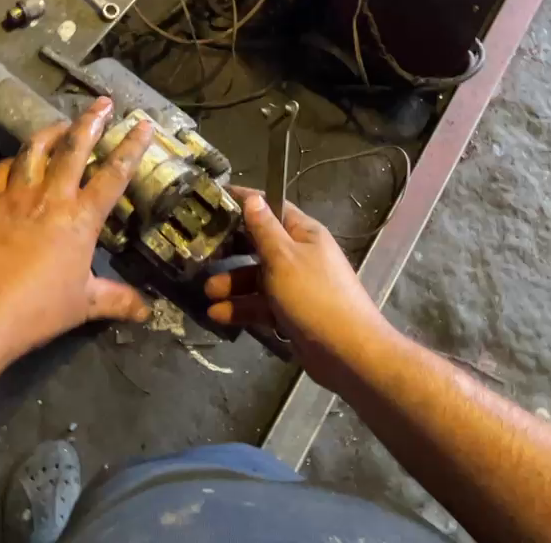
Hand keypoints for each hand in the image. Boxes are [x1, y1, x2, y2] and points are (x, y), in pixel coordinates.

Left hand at [0, 98, 154, 363]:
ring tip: (61, 122)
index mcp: (81, 218)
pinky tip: (16, 160)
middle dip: (91, 121)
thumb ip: (117, 300)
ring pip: (35, 150)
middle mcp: (51, 198)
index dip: (132, 146)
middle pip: (74, 148)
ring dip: (51, 132)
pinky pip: (1, 171)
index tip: (143, 124)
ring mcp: (16, 197)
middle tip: (103, 102)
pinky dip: (12, 160)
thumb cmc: (37, 310)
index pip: (114, 174)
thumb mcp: (83, 305)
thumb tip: (147, 310)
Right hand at [206, 187, 396, 391]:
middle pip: (259, 245)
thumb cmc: (314, 296)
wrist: (347, 352)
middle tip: (202, 250)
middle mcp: (299, 255)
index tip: (215, 199)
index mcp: (304, 233)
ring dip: (232, 284)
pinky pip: (261, 305)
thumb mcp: (284, 257)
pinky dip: (241, 308)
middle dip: (232, 250)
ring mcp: (295, 286)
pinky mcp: (289, 314)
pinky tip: (217, 315)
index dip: (245, 202)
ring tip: (207, 292)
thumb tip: (253, 198)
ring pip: (257, 278)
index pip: (271, 207)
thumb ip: (264, 229)